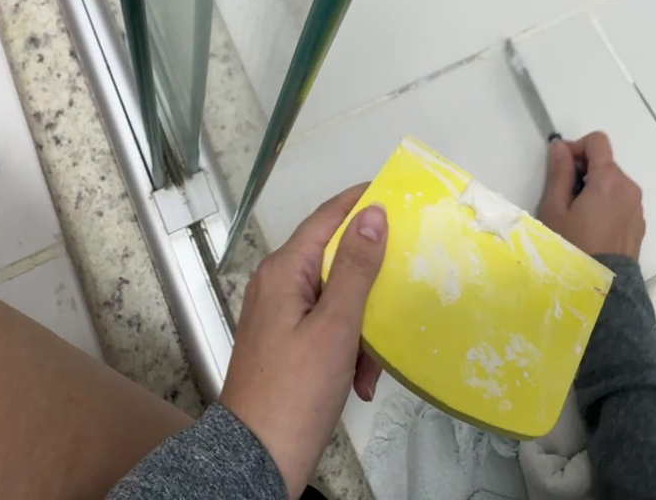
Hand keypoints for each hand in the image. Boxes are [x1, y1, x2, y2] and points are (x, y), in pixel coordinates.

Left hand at [220, 185, 388, 498]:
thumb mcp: (336, 325)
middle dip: (370, 284)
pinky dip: (347, 346)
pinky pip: (326, 325)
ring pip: (336, 297)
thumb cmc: (296, 390)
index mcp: (285, 269)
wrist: (255, 462)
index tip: (398, 194)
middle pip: (336, 259)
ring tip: (372, 365)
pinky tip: (359, 381)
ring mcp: (279, 312)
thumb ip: (357, 266)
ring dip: (362, 326)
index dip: (361, 202)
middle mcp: (278, 282)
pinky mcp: (285, 340)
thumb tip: (373, 212)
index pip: (328, 217)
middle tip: (400, 296)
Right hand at [539, 132, 644, 259]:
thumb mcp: (555, 208)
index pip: (597, 141)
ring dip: (595, 187)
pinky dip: (607, 202)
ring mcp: (637, 206)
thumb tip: (561, 146)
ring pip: (613, 182)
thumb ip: (559, 172)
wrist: (604, 291)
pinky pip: (621, 200)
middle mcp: (628, 187)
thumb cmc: (573, 246)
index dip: (577, 147)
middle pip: (605, 162)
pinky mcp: (639, 223)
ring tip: (578, 214)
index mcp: (608, 179)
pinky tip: (593, 226)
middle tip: (565, 196)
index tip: (562, 167)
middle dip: (584, 170)